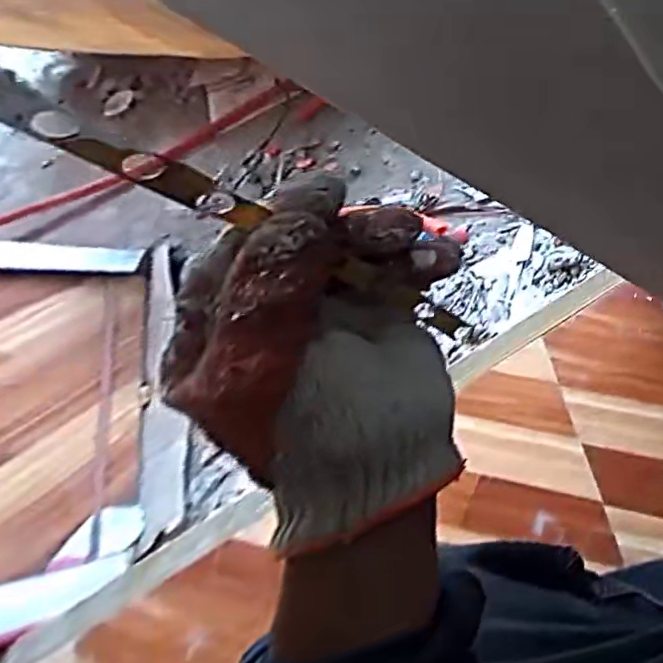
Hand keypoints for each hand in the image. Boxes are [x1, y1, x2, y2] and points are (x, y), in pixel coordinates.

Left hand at [162, 175, 466, 555]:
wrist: (389, 469)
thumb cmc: (315, 431)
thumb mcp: (271, 361)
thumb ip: (273, 280)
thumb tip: (308, 197)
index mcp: (220, 328)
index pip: (242, 253)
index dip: (283, 218)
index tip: (330, 193)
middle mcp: (273, 313)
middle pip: (311, 243)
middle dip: (355, 228)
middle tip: (397, 227)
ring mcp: (334, 311)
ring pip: (362, 250)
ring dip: (398, 239)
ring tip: (426, 247)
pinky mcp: (386, 313)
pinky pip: (402, 270)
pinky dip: (426, 260)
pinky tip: (442, 265)